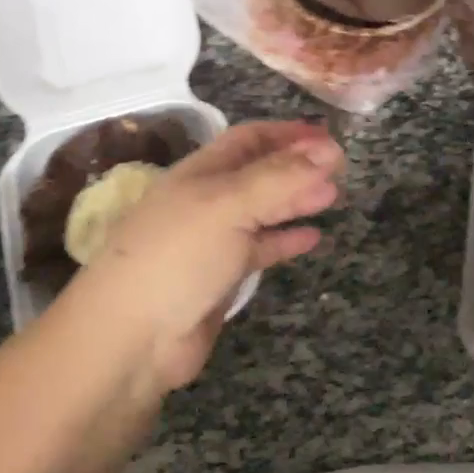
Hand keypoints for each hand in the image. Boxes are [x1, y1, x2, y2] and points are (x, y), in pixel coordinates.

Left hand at [57, 121, 342, 391]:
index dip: (288, 134)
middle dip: (297, 166)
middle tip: (341, 168)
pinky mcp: (218, 278)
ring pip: (261, 210)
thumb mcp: (229, 205)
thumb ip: (279, 178)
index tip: (330, 138)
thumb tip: (329, 150)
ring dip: (295, 200)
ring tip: (333, 196)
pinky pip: (259, 250)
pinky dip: (285, 240)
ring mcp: (211, 240)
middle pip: (258, 172)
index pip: (250, 138)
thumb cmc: (177, 256)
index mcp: (201, 172)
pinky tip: (313, 239)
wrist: (132, 339)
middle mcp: (206, 200)